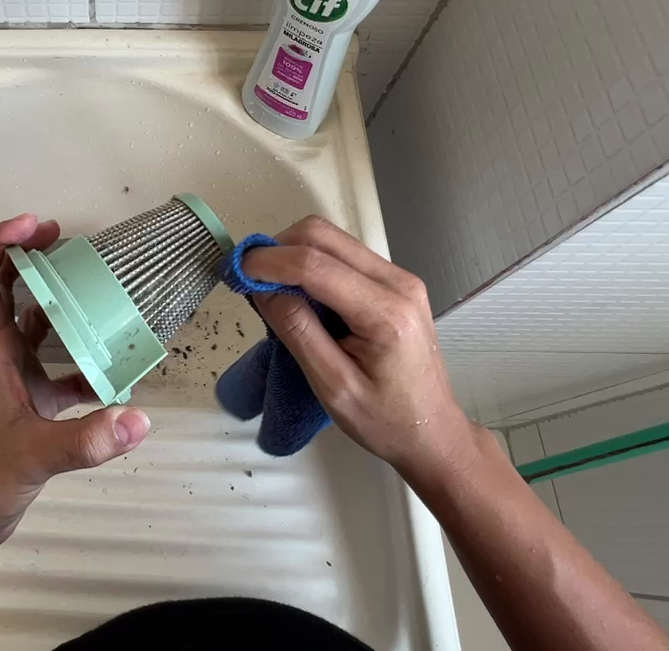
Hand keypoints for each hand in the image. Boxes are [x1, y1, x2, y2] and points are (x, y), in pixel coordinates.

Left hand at [0, 214, 151, 551]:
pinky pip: (56, 365)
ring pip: (31, 322)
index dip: (0, 243)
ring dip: (56, 298)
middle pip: (6, 288)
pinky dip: (79, 356)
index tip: (35, 225)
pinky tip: (113, 363)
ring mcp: (13, 377)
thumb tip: (140, 417)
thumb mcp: (36, 455)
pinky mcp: (28, 401)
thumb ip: (86, 439)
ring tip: (92, 281)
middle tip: (63, 236)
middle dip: (29, 255)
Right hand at [243, 216, 478, 486]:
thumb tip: (260, 286)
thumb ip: (296, 329)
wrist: (433, 433)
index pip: (314, 265)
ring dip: (291, 252)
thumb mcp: (331, 385)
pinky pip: (341, 252)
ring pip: (330, 237)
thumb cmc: (385, 421)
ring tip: (269, 286)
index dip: (268, 262)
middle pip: (322, 235)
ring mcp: (398, 277)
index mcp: (386, 313)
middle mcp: (397, 282)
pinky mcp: (392, 280)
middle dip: (277, 249)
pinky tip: (297, 291)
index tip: (235, 273)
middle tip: (250, 279)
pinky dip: (309, 260)